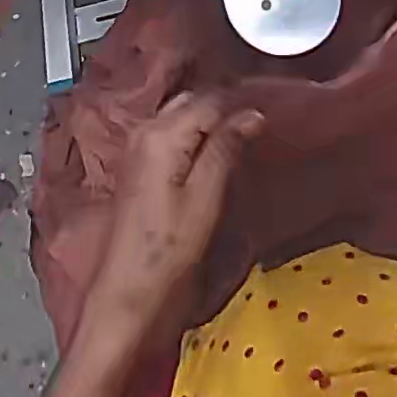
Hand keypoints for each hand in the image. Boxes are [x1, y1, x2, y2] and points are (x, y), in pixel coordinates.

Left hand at [88, 94, 263, 335]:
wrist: (126, 295)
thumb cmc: (169, 251)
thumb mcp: (205, 198)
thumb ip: (226, 148)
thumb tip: (253, 114)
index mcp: (161, 134)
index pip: (208, 101)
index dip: (240, 103)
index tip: (270, 109)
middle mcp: (144, 129)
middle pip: (191, 101)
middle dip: (224, 107)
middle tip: (258, 123)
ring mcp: (136, 145)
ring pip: (180, 114)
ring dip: (209, 119)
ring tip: (243, 133)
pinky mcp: (136, 163)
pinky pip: (170, 132)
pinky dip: (193, 134)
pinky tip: (214, 149)